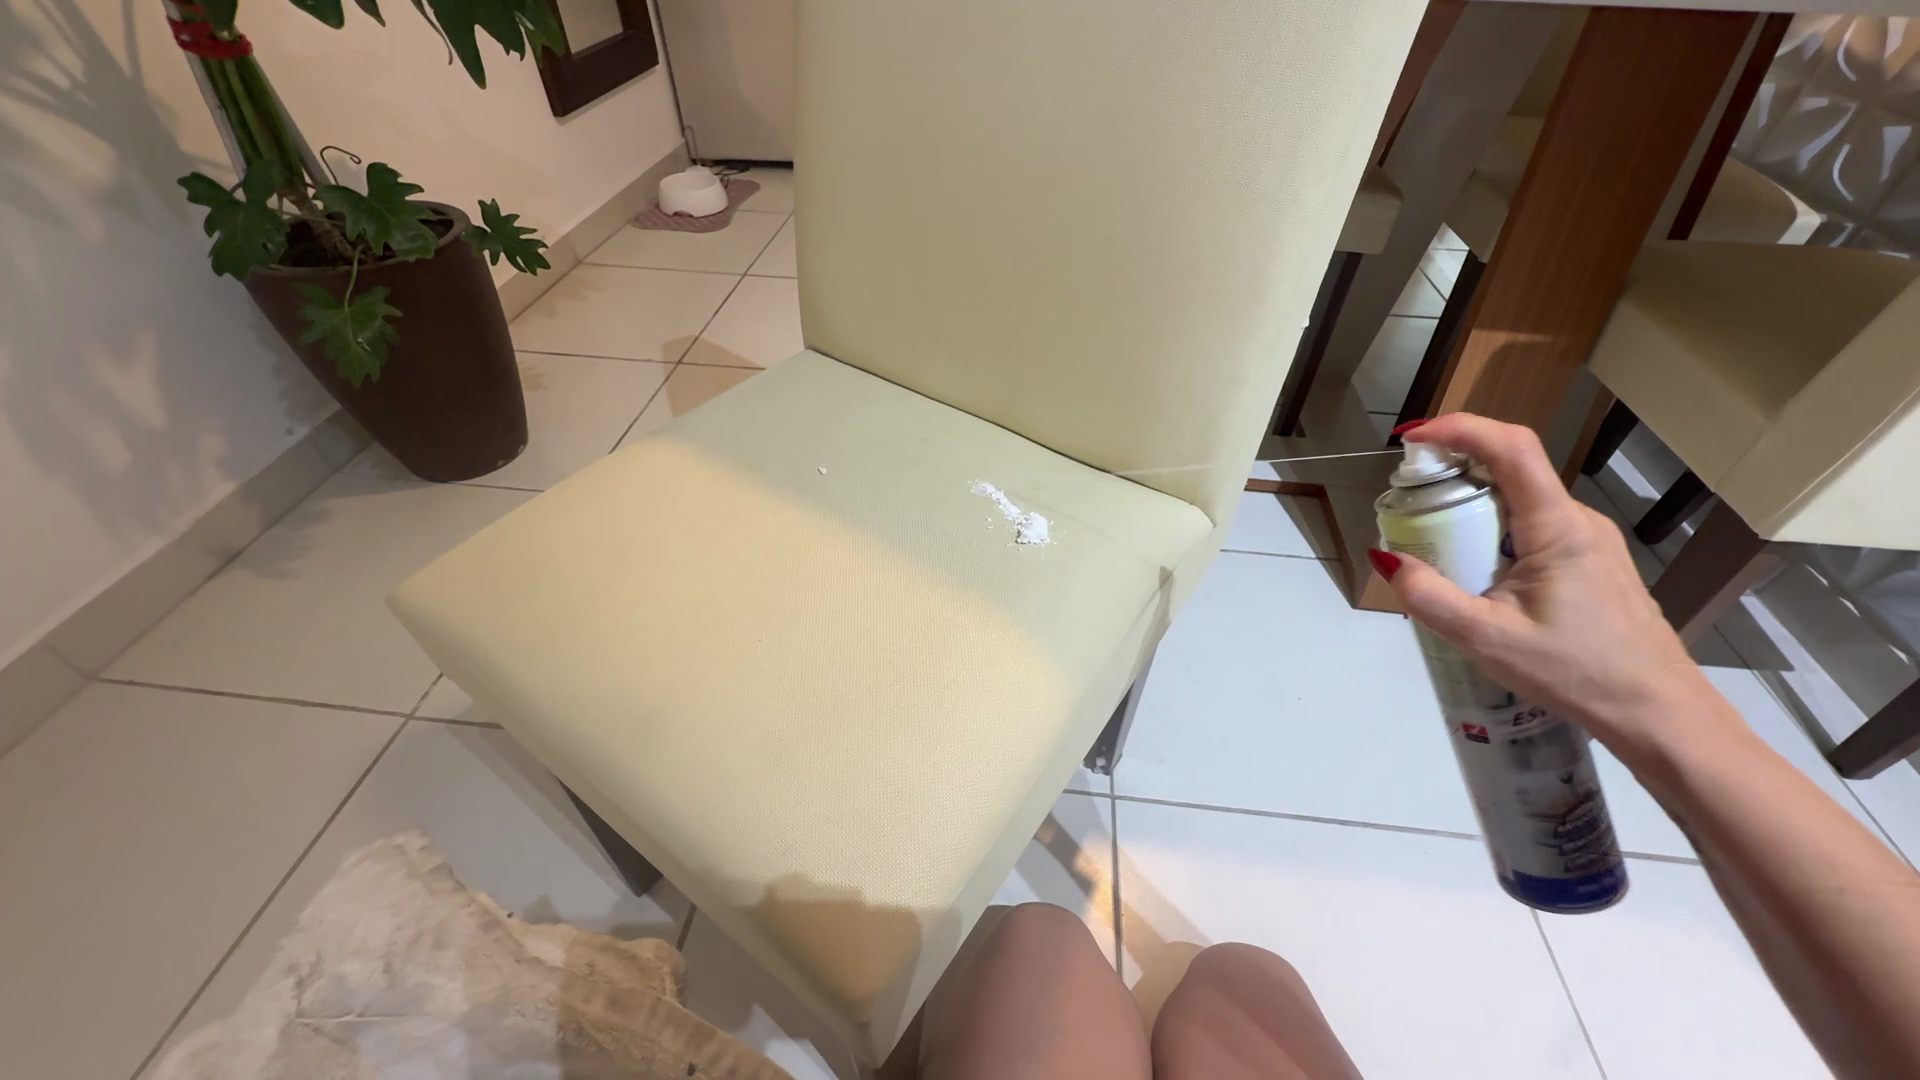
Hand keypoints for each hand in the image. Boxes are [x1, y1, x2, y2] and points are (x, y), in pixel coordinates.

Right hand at [1371, 414, 1726, 759]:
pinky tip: (1472, 570)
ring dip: (1469, 505)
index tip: (1411, 440)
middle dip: (1452, 470)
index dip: (1459, 429)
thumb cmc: (1575, 672)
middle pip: (1509, 469)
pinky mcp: (1588, 561)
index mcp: (1557, 527)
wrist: (1657, 713)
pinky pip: (1529, 527)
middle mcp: (1576, 520)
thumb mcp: (1486, 639)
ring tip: (1429, 542)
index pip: (1510, 447)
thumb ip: (1429, 597)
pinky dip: (1489, 531)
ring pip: (1518, 501)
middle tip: (1406, 500)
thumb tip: (1387, 559)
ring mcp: (1587, 540)